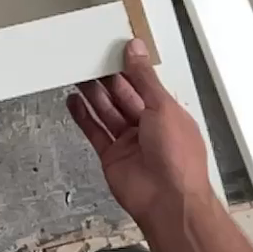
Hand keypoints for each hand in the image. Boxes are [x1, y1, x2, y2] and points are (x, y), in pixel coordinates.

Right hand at [67, 39, 214, 224]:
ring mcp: (129, 143)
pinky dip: (82, 116)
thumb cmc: (178, 160)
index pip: (144, 84)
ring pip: (106, 111)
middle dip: (107, 78)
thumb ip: (144, 78)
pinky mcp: (112, 156)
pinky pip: (94, 131)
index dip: (129, 67)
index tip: (113, 50)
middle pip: (122, 96)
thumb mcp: (163, 107)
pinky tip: (74, 102)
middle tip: (89, 59)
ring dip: (92, 93)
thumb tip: (136, 51)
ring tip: (77, 75)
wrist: (168, 202)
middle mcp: (148, 127)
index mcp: (167, 114)